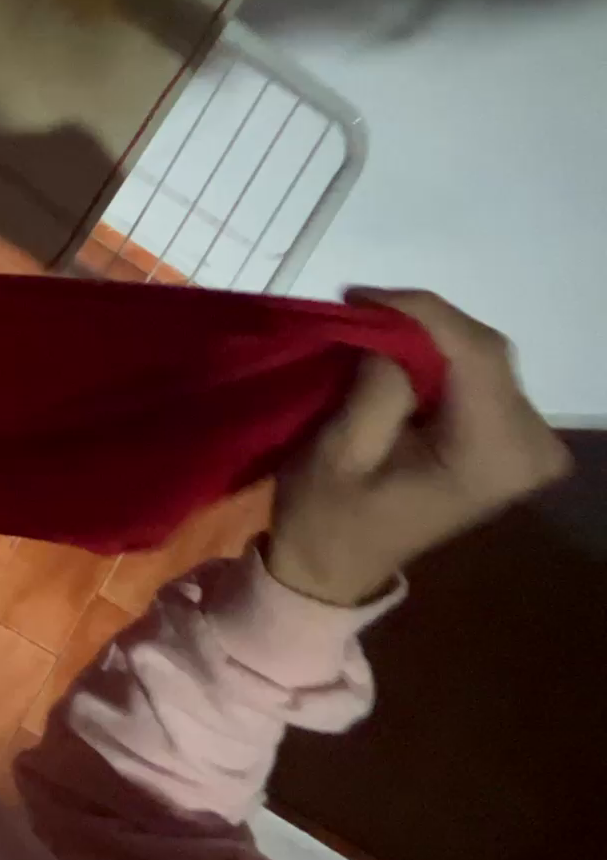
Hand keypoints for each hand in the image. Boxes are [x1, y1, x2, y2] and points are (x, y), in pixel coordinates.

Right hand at [269, 288, 571, 605]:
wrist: (337, 564)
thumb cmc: (326, 515)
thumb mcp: (337, 454)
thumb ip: (375, 394)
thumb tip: (387, 339)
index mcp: (494, 452)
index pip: (476, 353)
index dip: (420, 312)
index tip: (357, 295)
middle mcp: (533, 444)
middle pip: (487, 353)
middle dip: (420, 322)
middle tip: (355, 308)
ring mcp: (528, 445)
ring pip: (484, 360)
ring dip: (424, 338)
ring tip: (365, 327)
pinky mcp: (509, 443)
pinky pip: (478, 380)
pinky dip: (433, 359)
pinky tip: (392, 356)